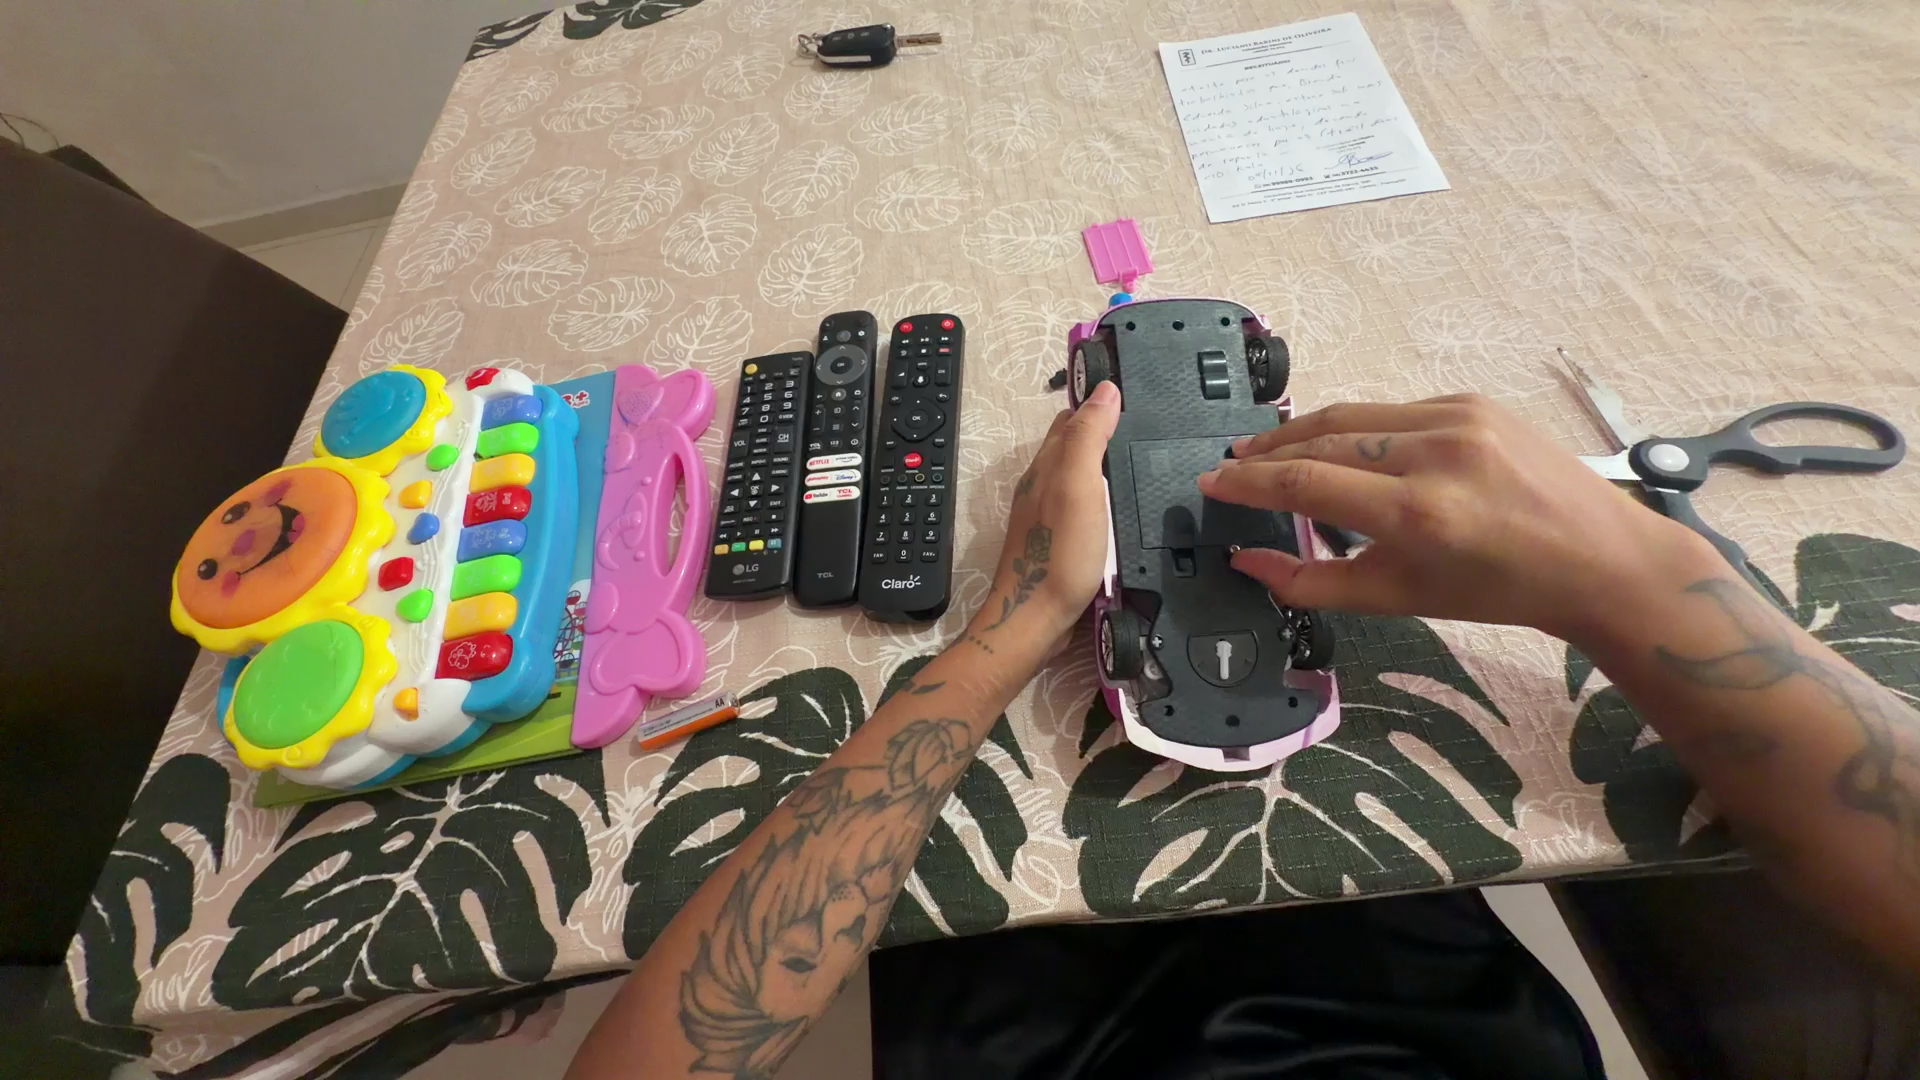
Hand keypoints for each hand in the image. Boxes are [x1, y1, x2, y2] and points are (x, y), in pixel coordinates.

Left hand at [968, 381, 1121, 656]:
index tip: (1132, 387)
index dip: (1097, 400)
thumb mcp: (1076, 487)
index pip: (1070, 419)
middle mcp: (1043, 485)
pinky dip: (1100, 491)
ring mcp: (1049, 515)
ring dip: (1100, 458)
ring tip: (1136, 452)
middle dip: (1100, 425)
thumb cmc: (1058, 554)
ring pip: (1076, 474)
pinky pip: (1081, 503)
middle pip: (1071, 444)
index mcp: (1046, 467)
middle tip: (1142, 418)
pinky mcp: (1057, 540)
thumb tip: (1104, 390)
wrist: (1034, 618)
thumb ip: (1087, 438)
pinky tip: (1118, 501)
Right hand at [1197, 394, 1717, 643]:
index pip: (1305, 483)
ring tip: (1264, 448)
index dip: (1248, 482)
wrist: (1601, 558)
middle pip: (1321, 441)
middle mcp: (1435, 453)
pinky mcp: (1473, 402)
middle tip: (1230, 464)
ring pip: (1349, 417)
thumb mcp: (1396, 598)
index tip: (1211, 481)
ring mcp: (1458, 418)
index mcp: (1417, 512)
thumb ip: (1309, 582)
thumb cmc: (1493, 591)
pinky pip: (1389, 413)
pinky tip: (1336, 446)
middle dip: (1266, 453)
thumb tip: (1245, 560)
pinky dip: (1351, 430)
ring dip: (1299, 433)